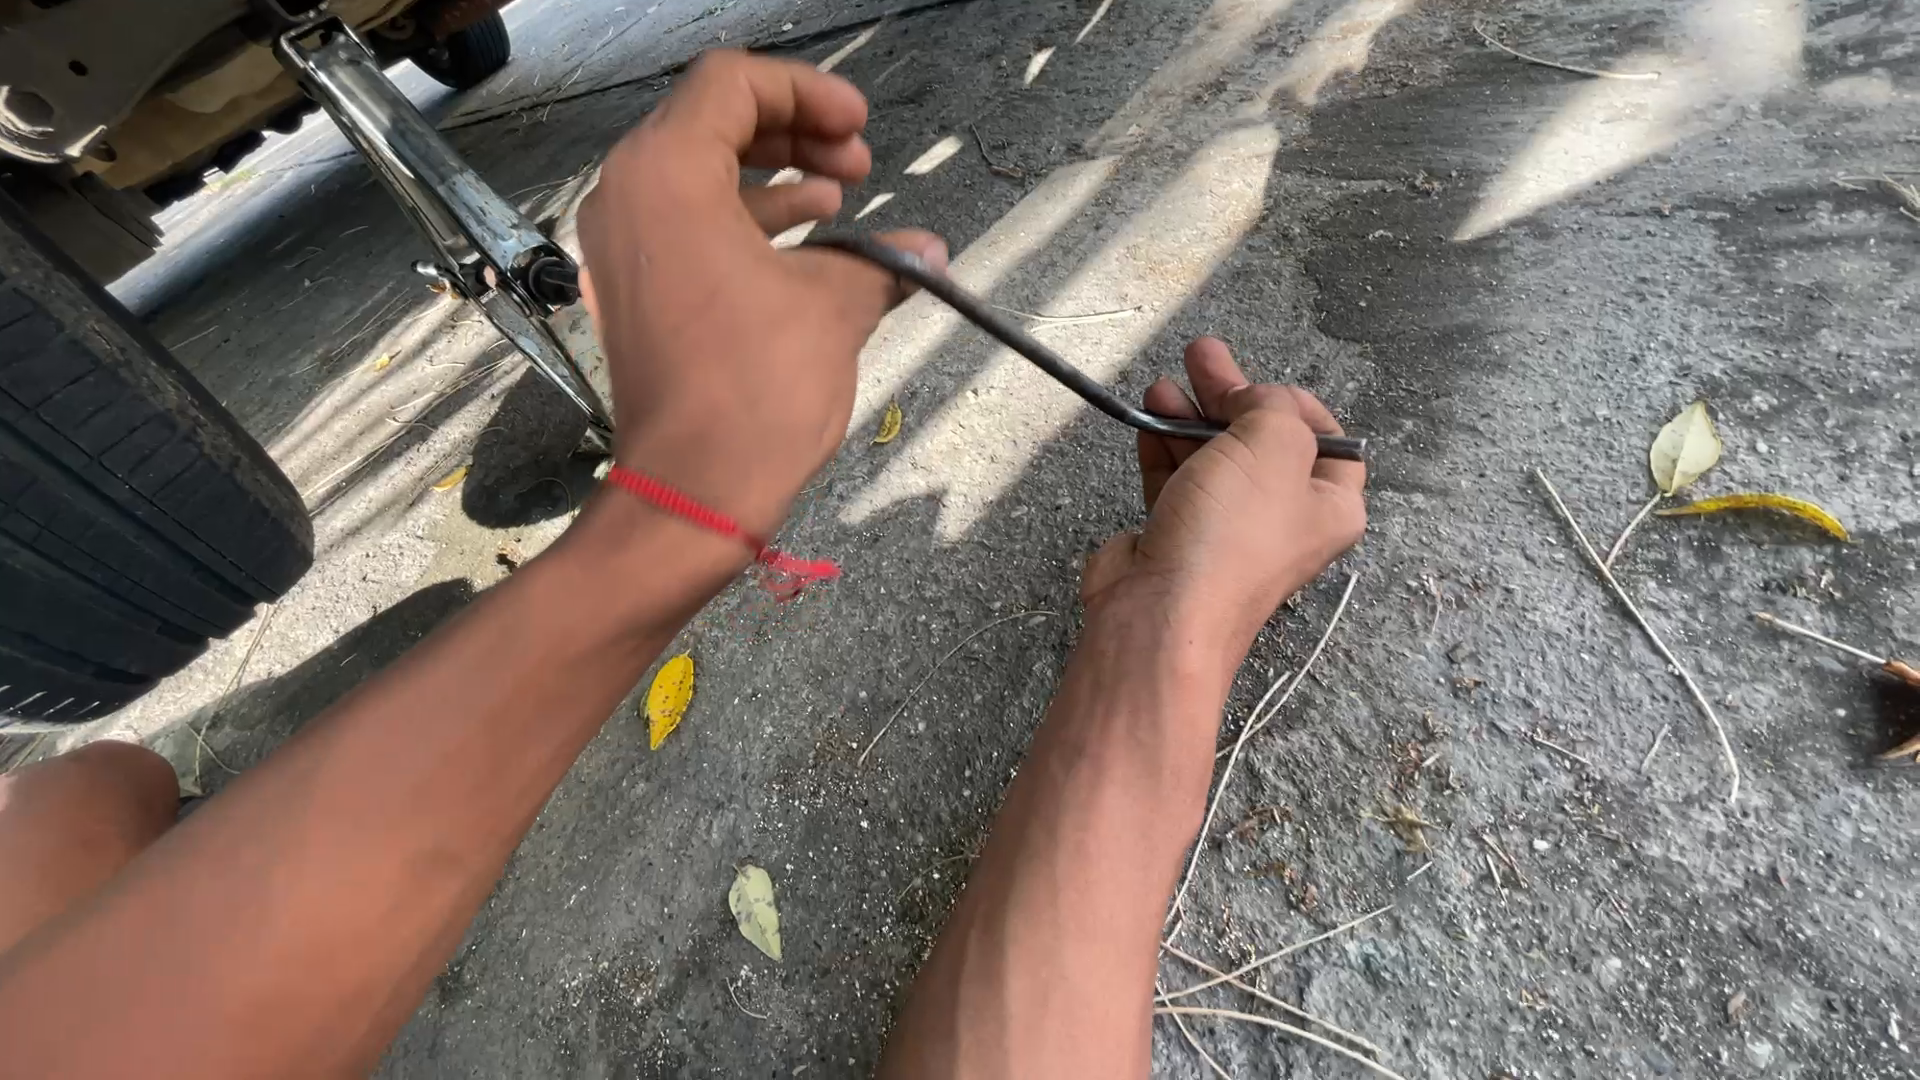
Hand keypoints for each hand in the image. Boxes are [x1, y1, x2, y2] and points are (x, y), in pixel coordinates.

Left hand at [575, 51, 945, 537]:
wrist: (694, 493)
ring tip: (841, 199)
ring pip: (701, 180)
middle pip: (713, 126)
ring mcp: (624, 249)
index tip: (863, 127)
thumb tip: (932, 251)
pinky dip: (746, 225)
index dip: (809, 93)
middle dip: (795, 135)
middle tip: (859, 165)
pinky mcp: (635, 295)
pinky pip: (689, 230)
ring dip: (776, 181)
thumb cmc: (760, 389)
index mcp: (666, 175)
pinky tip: (804, 246)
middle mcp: (628, 196)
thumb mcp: (834, 310)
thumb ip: (883, 263)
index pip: (732, 86)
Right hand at [1082, 338, 1365, 654]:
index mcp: (1327, 505)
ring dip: (1187, 416)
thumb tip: (1249, 400)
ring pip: (1212, 457)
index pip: (1327, 439)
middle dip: (1229, 395)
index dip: (1292, 401)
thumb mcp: (1272, 447)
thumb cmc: (1230, 533)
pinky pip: (1175, 479)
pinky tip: (1148, 419)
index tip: (1255, 383)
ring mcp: (1225, 527)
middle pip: (1260, 440)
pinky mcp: (1176, 533)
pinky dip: (1163, 447)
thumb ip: (1272, 405)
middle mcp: (1280, 518)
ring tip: (1162, 385)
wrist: (1159, 613)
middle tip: (1199, 355)